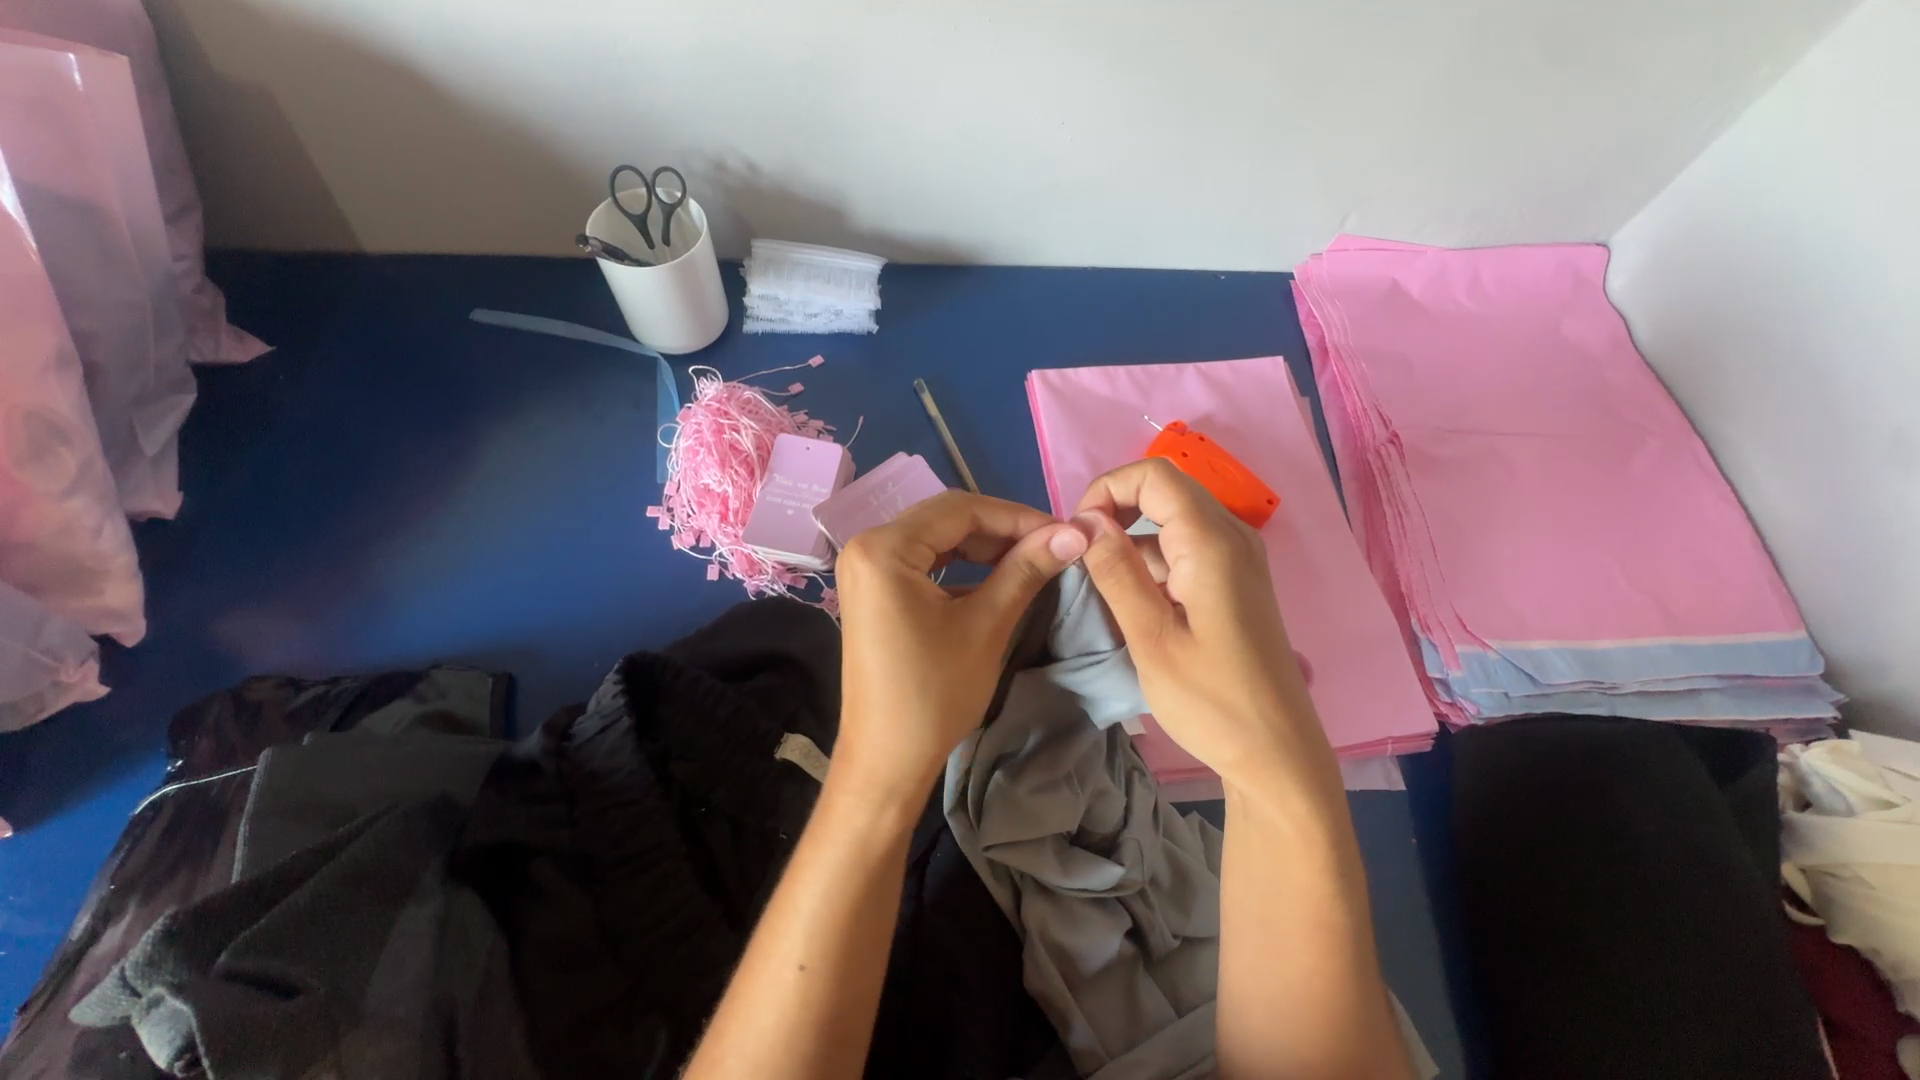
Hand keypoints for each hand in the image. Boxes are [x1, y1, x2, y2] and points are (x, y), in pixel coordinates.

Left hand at [833, 491, 1087, 806]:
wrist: (887, 760)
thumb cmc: (934, 693)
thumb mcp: (985, 625)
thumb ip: (1026, 569)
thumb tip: (1076, 533)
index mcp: (884, 548)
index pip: (960, 510)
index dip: (1018, 517)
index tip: (1065, 532)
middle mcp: (865, 546)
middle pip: (946, 519)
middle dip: (1002, 530)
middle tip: (1053, 546)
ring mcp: (865, 570)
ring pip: (936, 539)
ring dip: (984, 547)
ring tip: (1032, 560)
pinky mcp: (873, 592)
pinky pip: (922, 563)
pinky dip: (960, 567)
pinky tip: (996, 577)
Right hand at [1074, 459, 1335, 789]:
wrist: (1276, 752)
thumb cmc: (1211, 701)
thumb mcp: (1150, 638)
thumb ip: (1116, 573)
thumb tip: (1084, 522)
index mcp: (1212, 542)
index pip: (1154, 475)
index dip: (1107, 489)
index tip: (1078, 533)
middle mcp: (1232, 536)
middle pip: (1165, 491)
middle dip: (1115, 509)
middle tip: (1081, 555)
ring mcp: (1237, 559)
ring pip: (1173, 520)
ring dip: (1131, 537)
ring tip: (1097, 582)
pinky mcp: (1234, 582)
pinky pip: (1186, 548)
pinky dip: (1152, 559)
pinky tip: (1132, 599)